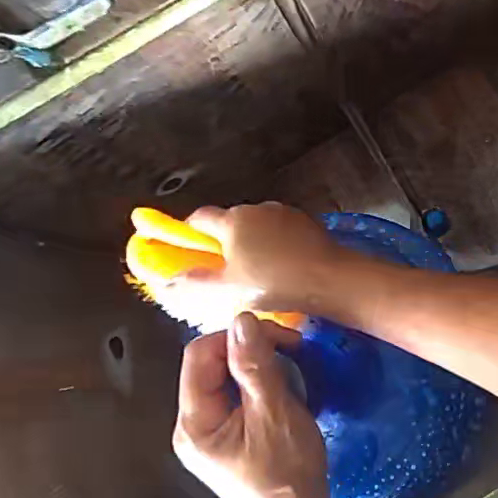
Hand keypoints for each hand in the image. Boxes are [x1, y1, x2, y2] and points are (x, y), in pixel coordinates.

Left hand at [175, 312, 327, 497]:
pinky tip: (283, 386)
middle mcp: (191, 424)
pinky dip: (259, 380)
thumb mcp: (276, 415)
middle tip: (291, 349)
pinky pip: (235, 391)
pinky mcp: (224, 432)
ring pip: (225, 375)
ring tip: (291, 370)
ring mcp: (207, 430)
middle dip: (251, 349)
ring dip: (258, 363)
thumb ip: (256, 367)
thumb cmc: (288, 473)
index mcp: (194, 423)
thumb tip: (243, 320)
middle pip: (210, 363)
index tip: (279, 338)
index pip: (200, 355)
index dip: (237, 337)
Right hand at [182, 202, 359, 313]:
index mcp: (231, 221)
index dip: (190, 232)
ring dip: (252, 241)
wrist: (329, 278)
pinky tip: (282, 264)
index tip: (190, 250)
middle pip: (229, 221)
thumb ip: (196, 282)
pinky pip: (280, 229)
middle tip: (226, 269)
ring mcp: (282, 211)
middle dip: (224, 241)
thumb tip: (168, 280)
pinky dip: (275, 242)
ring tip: (258, 270)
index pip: (199, 217)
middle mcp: (255, 208)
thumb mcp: (229, 289)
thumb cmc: (273, 283)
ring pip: (257, 224)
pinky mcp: (305, 220)